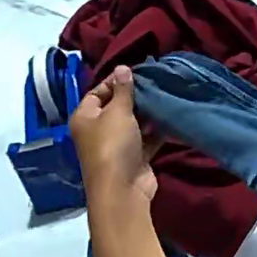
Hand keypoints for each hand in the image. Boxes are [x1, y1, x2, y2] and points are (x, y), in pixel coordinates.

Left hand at [69, 65, 157, 207]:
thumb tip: (123, 67)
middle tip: (155, 82)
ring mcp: (116, 145)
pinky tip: (171, 117)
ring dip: (148, 113)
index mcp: (85, 117)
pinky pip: (146, 138)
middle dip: (135, 96)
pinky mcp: (134, 157)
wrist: (123, 189)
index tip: (136, 72)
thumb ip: (123, 90)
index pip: (96, 92)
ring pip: (133, 123)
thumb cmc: (113, 144)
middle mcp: (98, 130)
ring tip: (165, 95)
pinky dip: (157, 130)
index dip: (114, 82)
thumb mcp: (118, 111)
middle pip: (116, 107)